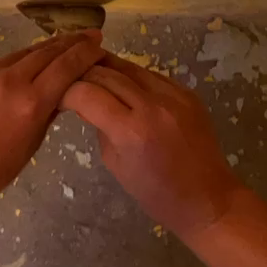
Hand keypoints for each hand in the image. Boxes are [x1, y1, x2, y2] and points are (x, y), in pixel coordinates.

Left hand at [0, 31, 106, 205]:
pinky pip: (1, 61)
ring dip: (45, 49)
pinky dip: (16, 64)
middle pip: (47, 52)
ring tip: (63, 44)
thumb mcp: (34, 141)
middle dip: (70, 42)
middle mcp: (10, 80)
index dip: (85, 52)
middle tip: (89, 35)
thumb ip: (51, 108)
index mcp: (31, 103)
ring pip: (24, 53)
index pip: (66, 67)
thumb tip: (66, 86)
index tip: (99, 43)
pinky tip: (25, 68)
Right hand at [60, 53, 245, 237]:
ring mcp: (173, 95)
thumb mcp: (116, 165)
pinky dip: (130, 77)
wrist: (209, 200)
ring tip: (90, 73)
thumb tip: (84, 102)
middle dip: (82, 75)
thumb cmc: (157, 195)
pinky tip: (122, 86)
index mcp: (131, 131)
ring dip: (105, 68)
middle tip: (69, 81)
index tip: (57, 95)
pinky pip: (148, 75)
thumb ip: (99, 127)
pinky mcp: (186, 92)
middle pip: (105, 73)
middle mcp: (152, 106)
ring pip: (127, 66)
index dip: (66, 91)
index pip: (86, 93)